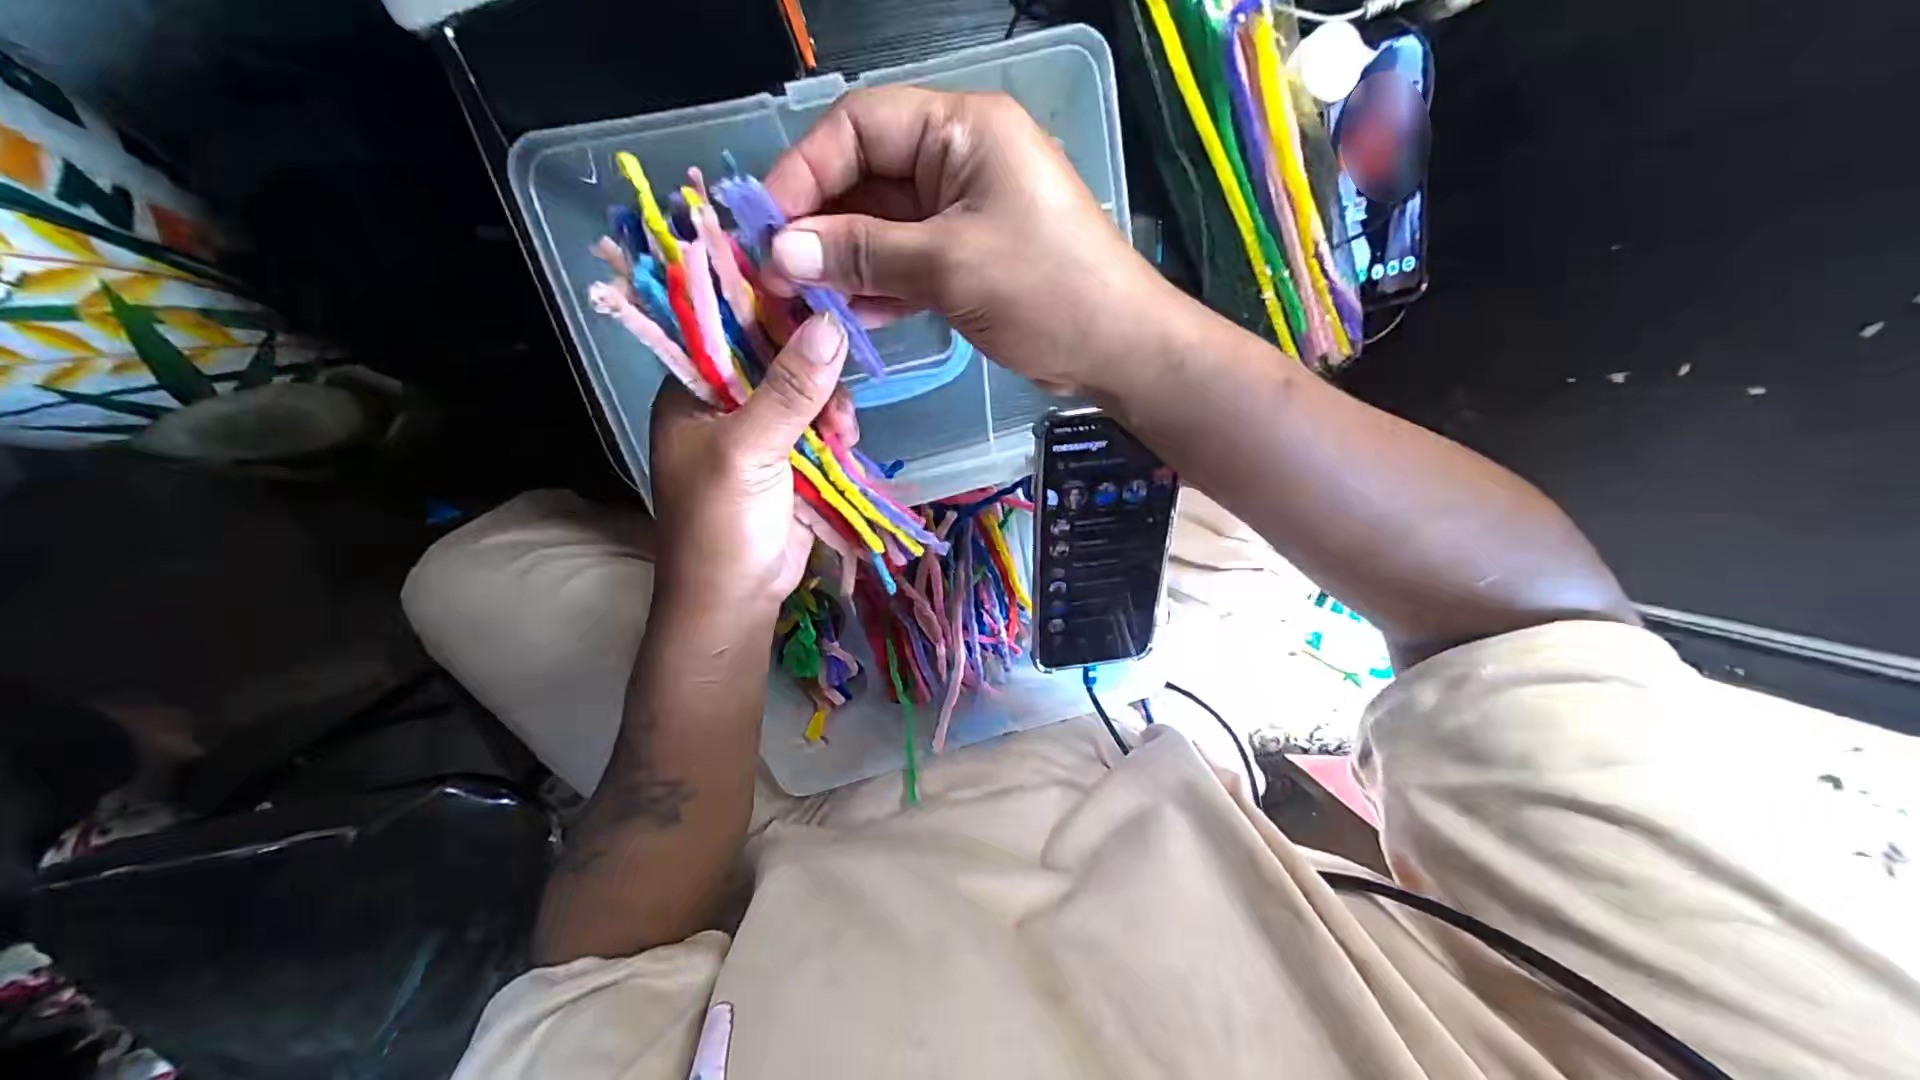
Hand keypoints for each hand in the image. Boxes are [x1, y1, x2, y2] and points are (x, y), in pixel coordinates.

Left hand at [649, 313, 853, 611]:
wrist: (735, 598)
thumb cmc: (720, 524)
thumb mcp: (748, 452)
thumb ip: (789, 390)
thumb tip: (830, 325)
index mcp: (692, 391)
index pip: (729, 327)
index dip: (771, 308)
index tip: (818, 300)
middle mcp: (724, 403)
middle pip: (776, 357)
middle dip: (813, 369)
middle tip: (837, 392)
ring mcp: (760, 432)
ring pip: (805, 392)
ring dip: (830, 405)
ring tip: (844, 432)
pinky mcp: (790, 459)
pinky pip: (819, 426)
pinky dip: (836, 430)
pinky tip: (847, 441)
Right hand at [761, 87, 1180, 395]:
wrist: (1117, 348)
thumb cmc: (1046, 291)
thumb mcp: (949, 265)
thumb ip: (864, 253)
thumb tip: (783, 251)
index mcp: (962, 131)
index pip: (861, 126)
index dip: (807, 170)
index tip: (769, 225)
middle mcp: (958, 161)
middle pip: (866, 178)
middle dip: (821, 226)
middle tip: (778, 276)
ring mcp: (962, 213)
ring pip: (882, 227)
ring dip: (845, 262)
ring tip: (805, 301)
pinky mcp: (966, 258)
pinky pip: (907, 263)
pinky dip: (879, 286)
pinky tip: (849, 314)